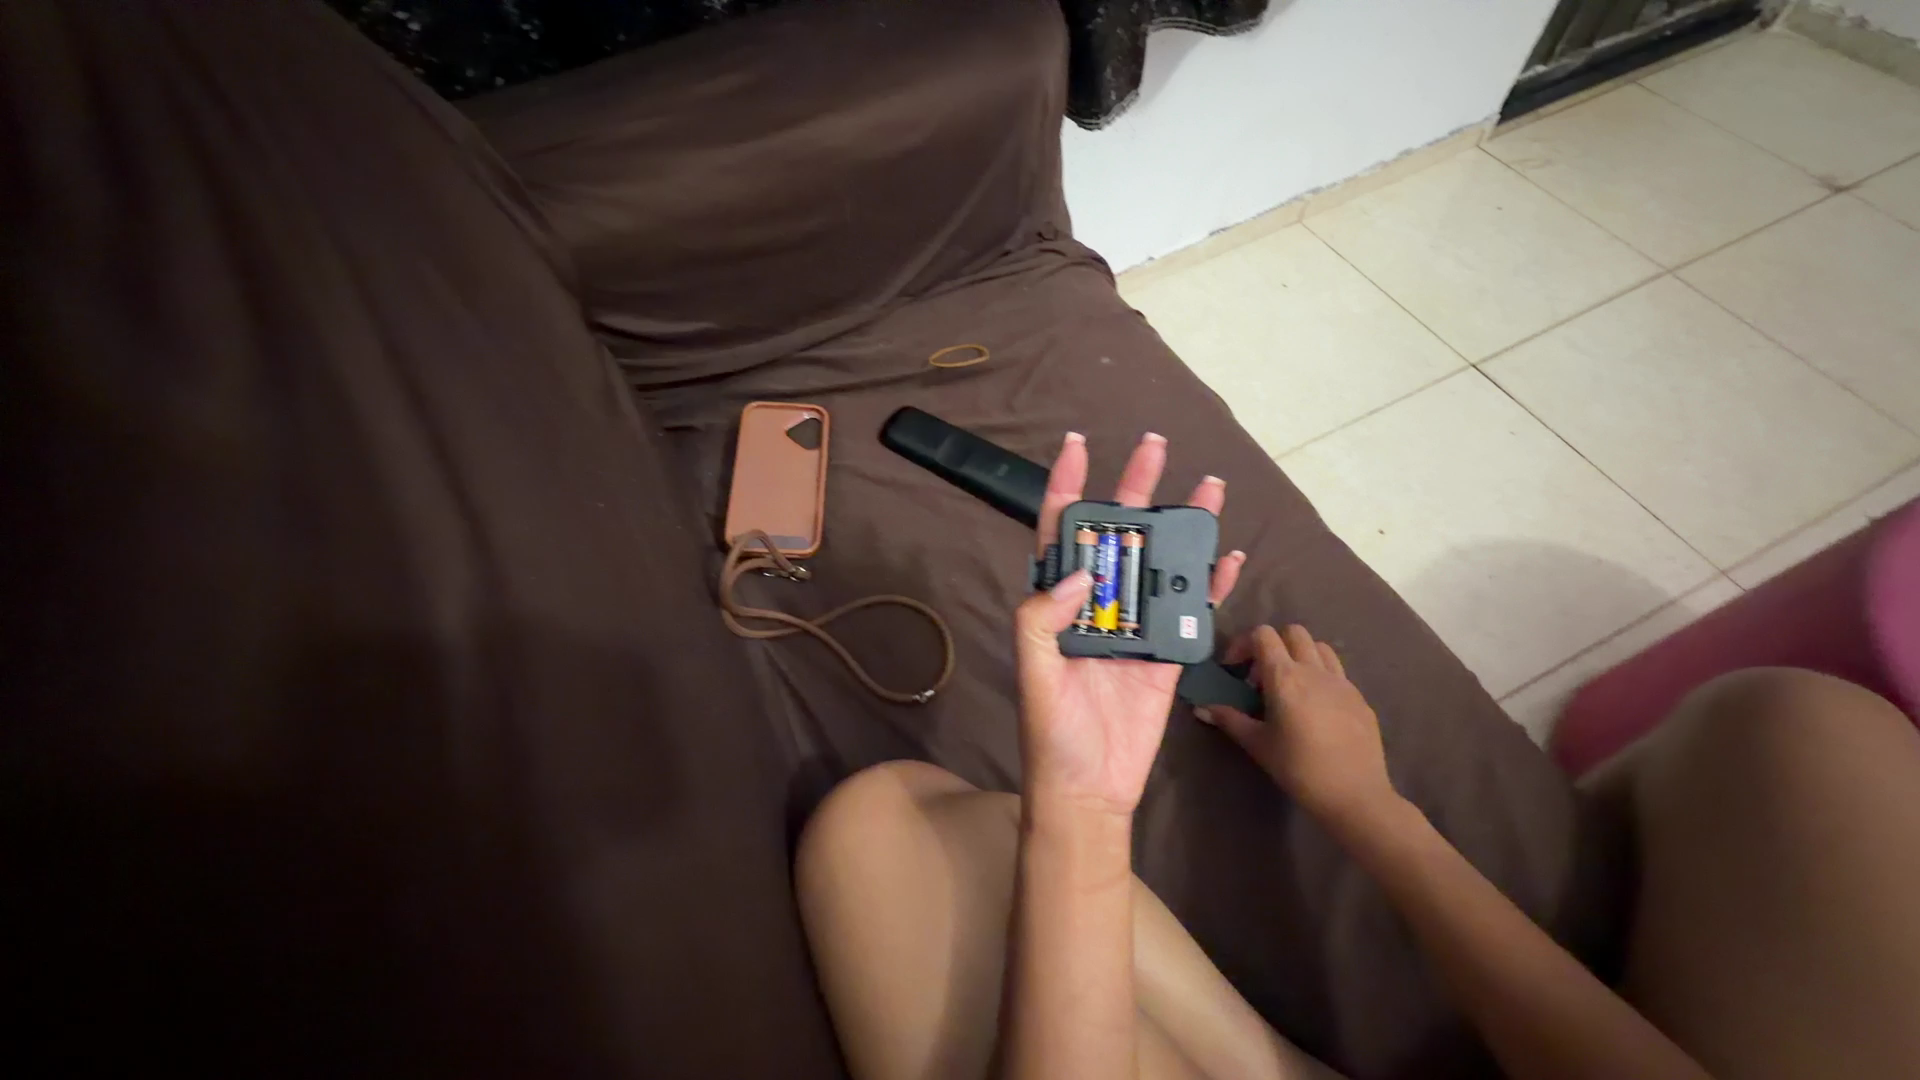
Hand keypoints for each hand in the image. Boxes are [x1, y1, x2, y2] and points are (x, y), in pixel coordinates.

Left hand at [1014, 432, 1246, 815]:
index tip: (1076, 445)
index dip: (1066, 487)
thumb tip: (1077, 571)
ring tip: (1207, 484)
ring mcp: (1134, 626)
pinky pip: (1191, 610)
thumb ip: (1043, 619)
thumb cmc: (1052, 733)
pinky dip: (1210, 583)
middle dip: (1133, 488)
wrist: (1089, 789)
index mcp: (1057, 604)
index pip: (1060, 534)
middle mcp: (1096, 605)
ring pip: (1160, 563)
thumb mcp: (1034, 674)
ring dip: (1182, 525)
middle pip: (1117, 535)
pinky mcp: (1165, 653)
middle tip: (1153, 444)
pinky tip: (1228, 554)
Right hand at [1196, 624, 1395, 827]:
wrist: (1354, 795)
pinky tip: (1315, 708)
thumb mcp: (1257, 744)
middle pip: (1293, 633)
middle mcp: (1314, 670)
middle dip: (1273, 645)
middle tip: (1261, 677)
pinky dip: (1320, 676)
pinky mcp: (1360, 698)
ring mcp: (1342, 682)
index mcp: (1285, 677)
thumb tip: (1201, 708)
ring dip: (1299, 656)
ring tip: (1290, 686)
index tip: (1235, 669)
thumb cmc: (1298, 768)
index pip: (1263, 635)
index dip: (1244, 644)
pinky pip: (1337, 672)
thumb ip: (1229, 719)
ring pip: (1319, 647)